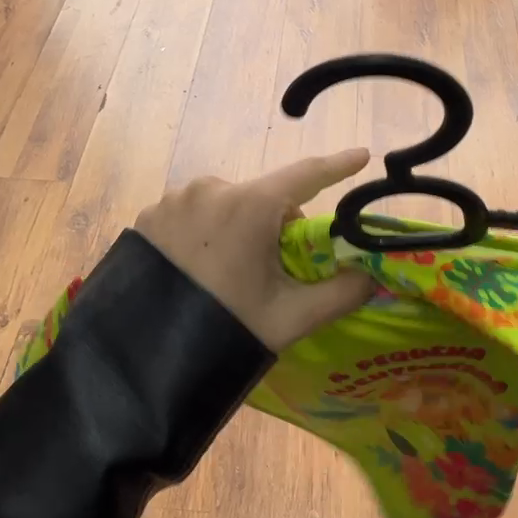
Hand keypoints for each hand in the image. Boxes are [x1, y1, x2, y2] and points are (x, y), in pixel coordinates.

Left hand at [134, 149, 376, 351]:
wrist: (144, 362)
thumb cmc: (227, 330)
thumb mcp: (290, 316)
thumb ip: (340, 292)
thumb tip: (373, 277)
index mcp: (250, 205)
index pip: (306, 175)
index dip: (337, 166)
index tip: (362, 155)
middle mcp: (212, 188)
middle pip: (264, 197)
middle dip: (277, 225)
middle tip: (275, 271)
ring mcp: (175, 199)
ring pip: (227, 205)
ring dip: (238, 228)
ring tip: (229, 277)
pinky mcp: (149, 215)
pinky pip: (192, 214)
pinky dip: (204, 234)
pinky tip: (197, 271)